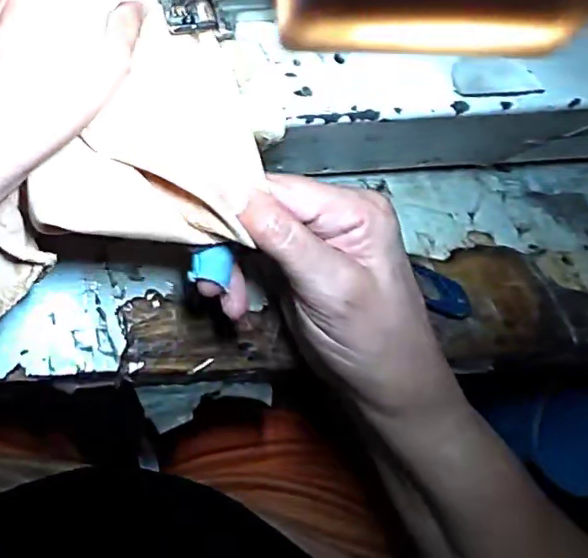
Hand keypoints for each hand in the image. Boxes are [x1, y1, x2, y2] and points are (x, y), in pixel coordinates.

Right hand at [207, 175, 463, 420]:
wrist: (391, 398)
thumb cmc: (375, 343)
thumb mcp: (331, 288)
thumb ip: (283, 236)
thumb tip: (233, 190)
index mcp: (349, 207)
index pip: (276, 189)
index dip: (232, 202)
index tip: (197, 225)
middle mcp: (327, 212)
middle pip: (255, 208)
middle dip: (227, 243)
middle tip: (206, 277)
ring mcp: (308, 235)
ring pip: (246, 232)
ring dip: (226, 266)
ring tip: (220, 299)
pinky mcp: (291, 259)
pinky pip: (250, 254)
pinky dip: (234, 277)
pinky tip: (232, 303)